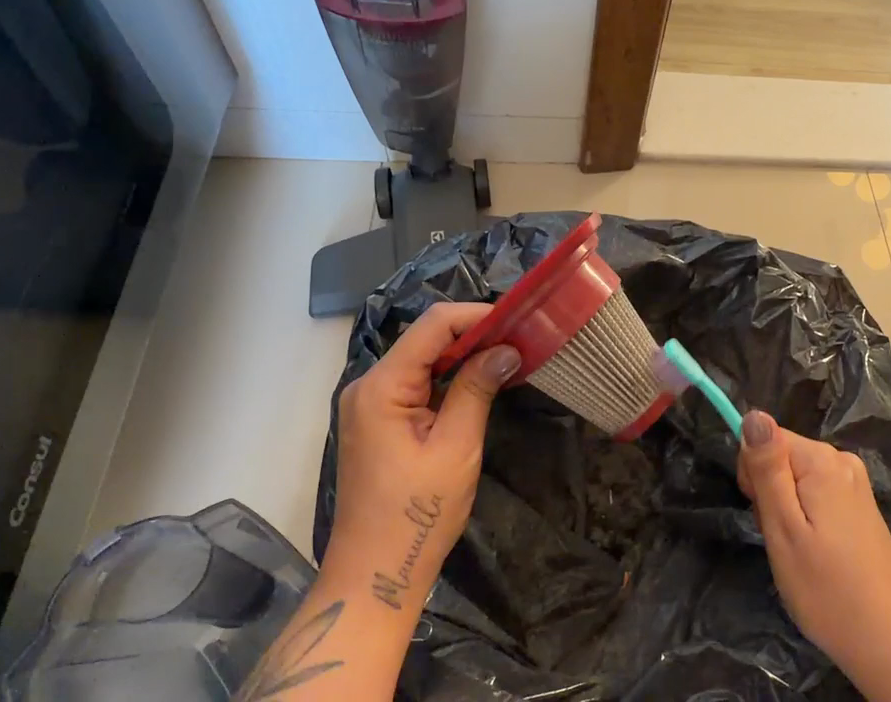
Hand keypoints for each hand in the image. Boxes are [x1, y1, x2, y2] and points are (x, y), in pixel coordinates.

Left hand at [330, 303, 517, 614]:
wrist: (374, 575)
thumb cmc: (417, 514)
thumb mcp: (456, 447)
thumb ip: (477, 389)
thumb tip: (507, 349)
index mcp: (382, 386)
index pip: (433, 326)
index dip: (477, 316)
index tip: (519, 320)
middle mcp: (368, 385)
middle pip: (425, 338)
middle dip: (474, 333)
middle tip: (521, 337)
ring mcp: (369, 404)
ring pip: (421, 359)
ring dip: (463, 355)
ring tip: (509, 354)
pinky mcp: (377, 422)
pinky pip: (416, 383)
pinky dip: (448, 377)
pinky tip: (480, 381)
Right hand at [737, 410, 890, 662]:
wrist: (884, 637)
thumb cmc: (825, 587)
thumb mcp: (783, 528)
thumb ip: (767, 468)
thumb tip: (753, 414)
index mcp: (822, 460)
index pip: (766, 439)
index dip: (755, 476)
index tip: (764, 514)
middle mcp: (842, 460)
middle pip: (783, 455)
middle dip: (770, 492)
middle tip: (781, 538)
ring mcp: (855, 483)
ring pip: (797, 476)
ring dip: (786, 508)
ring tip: (799, 550)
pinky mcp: (861, 505)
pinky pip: (817, 492)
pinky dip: (807, 517)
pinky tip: (815, 550)